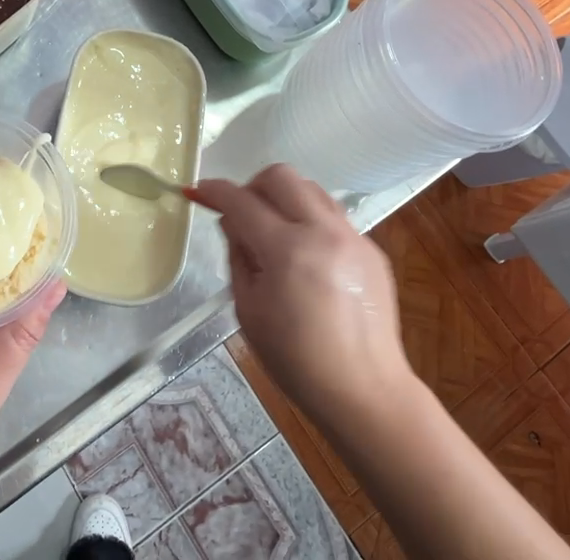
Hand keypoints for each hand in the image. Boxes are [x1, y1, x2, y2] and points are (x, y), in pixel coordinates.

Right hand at [190, 165, 410, 420]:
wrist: (364, 391)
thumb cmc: (295, 360)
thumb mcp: (248, 309)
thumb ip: (238, 256)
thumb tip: (234, 223)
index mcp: (287, 251)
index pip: (242, 201)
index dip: (214, 191)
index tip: (197, 191)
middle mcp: (324, 232)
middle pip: (281, 176)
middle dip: (252, 186)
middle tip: (241, 214)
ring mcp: (354, 238)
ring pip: (311, 189)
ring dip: (285, 199)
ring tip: (274, 233)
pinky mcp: (372, 250)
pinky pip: (333, 217)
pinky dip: (310, 222)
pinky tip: (306, 258)